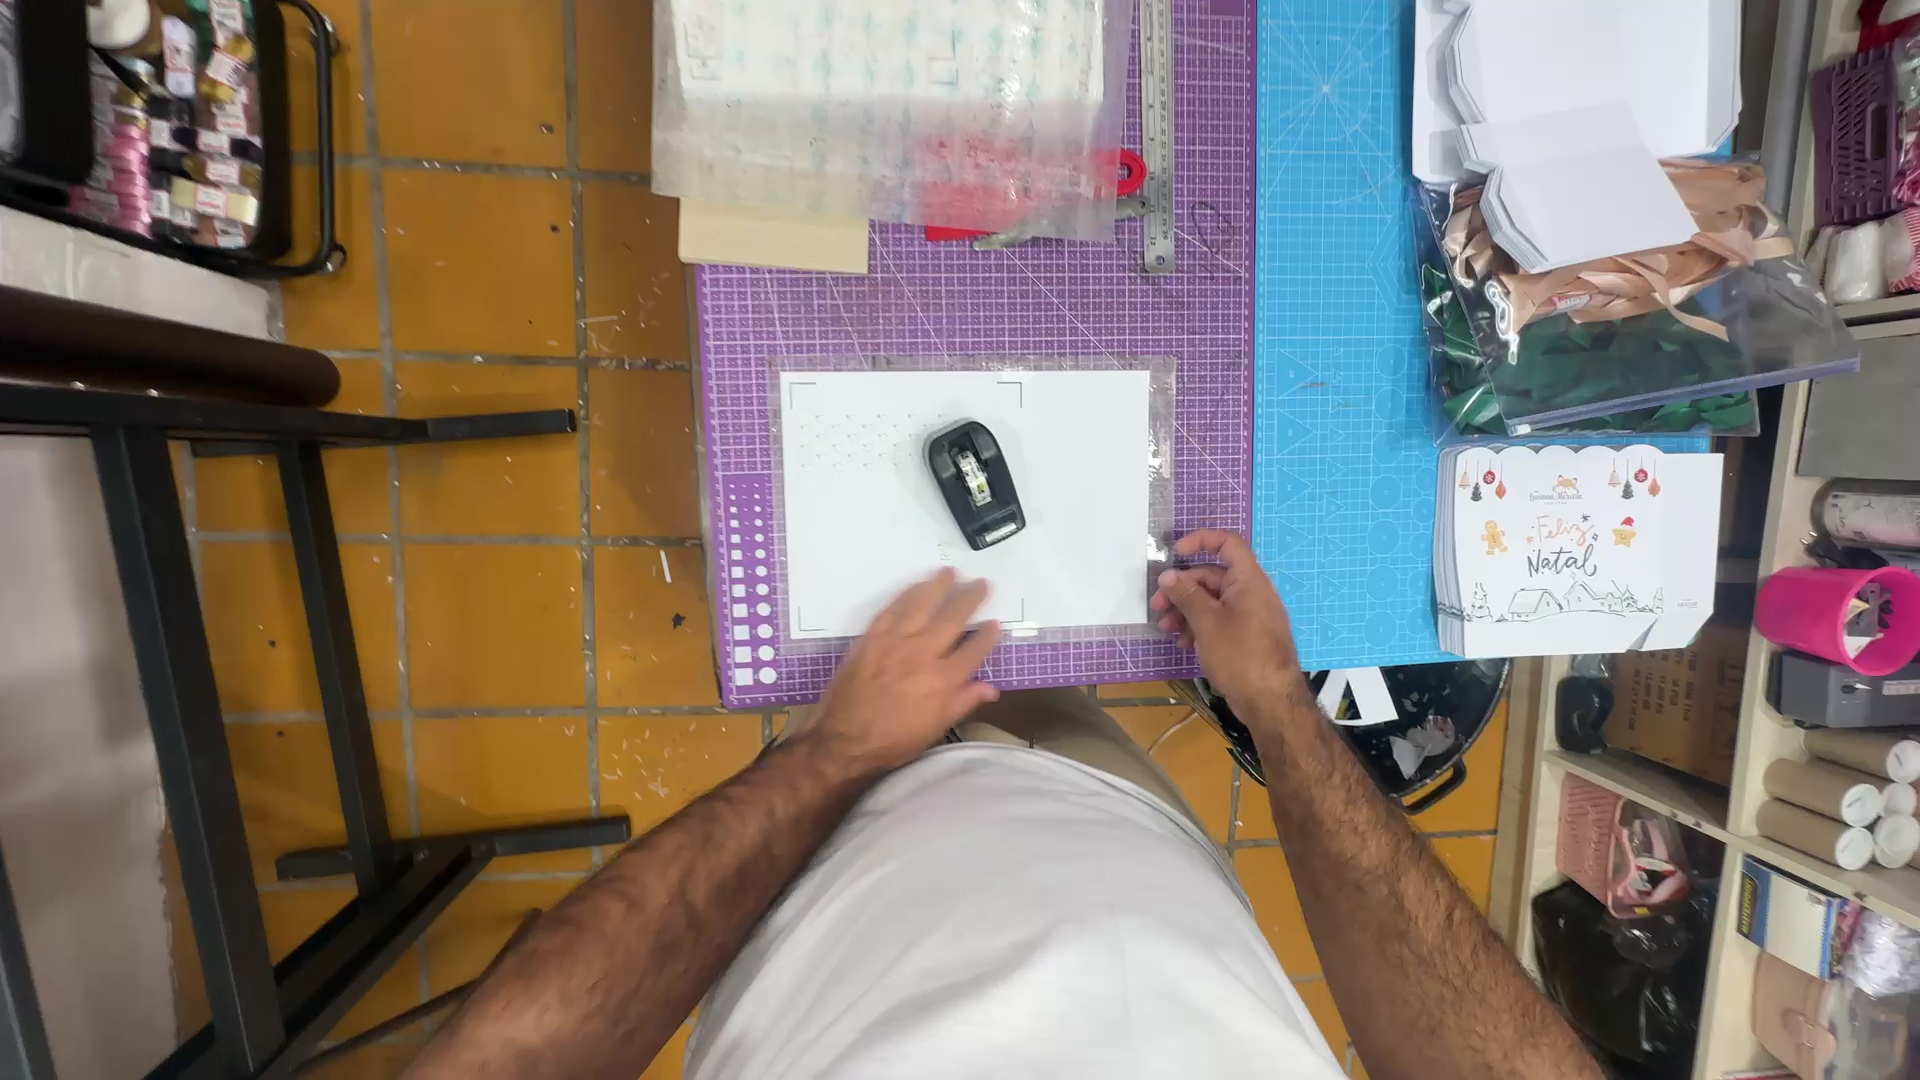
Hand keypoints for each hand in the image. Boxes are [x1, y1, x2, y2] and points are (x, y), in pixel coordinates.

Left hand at [806, 568, 1001, 770]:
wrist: (843, 740)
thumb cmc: (893, 741)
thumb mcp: (936, 728)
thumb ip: (964, 702)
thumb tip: (991, 688)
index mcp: (943, 681)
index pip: (974, 649)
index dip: (987, 635)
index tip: (994, 623)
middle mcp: (923, 654)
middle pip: (953, 618)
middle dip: (970, 598)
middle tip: (981, 583)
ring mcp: (895, 642)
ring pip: (922, 605)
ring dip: (939, 586)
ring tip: (951, 572)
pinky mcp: (872, 637)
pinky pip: (893, 609)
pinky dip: (907, 594)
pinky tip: (917, 586)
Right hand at [1151, 529, 1305, 710]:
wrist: (1271, 702)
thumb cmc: (1240, 655)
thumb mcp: (1207, 622)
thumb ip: (1186, 595)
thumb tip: (1168, 576)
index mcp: (1248, 581)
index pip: (1227, 543)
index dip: (1200, 541)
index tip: (1174, 554)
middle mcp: (1251, 593)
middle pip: (1212, 576)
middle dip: (1182, 588)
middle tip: (1157, 606)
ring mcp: (1250, 616)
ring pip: (1212, 601)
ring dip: (1185, 610)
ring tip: (1166, 629)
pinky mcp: (1246, 636)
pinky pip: (1219, 620)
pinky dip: (1199, 626)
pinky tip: (1183, 643)